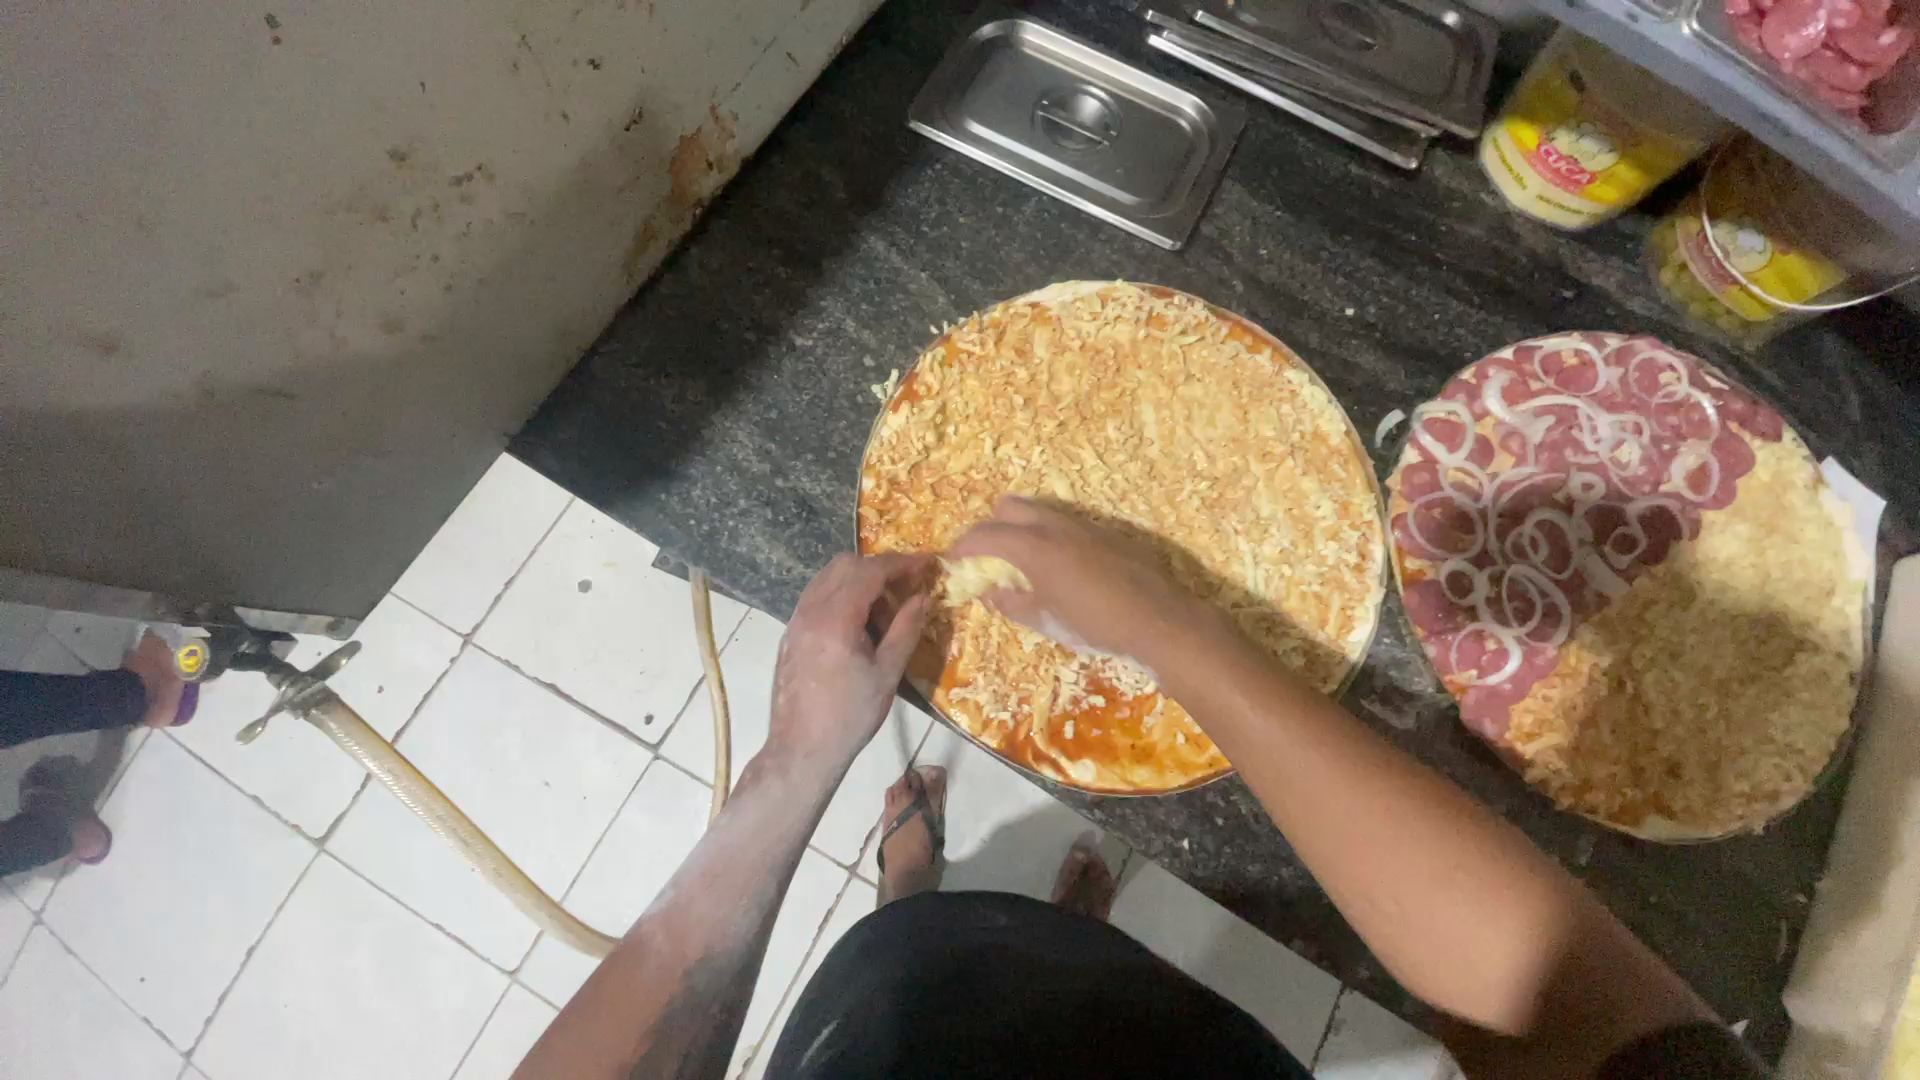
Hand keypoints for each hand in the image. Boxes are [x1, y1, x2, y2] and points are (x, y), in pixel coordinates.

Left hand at [768, 553, 931, 771]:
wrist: (801, 749)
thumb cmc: (850, 716)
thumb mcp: (886, 673)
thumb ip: (905, 629)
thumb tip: (923, 597)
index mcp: (835, 617)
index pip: (870, 571)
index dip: (901, 563)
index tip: (927, 563)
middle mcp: (810, 609)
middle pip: (846, 564)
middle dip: (879, 567)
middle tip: (907, 587)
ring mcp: (796, 620)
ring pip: (828, 578)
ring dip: (859, 580)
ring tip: (885, 608)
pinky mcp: (791, 633)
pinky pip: (818, 596)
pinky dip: (842, 594)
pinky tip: (860, 622)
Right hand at [947, 497, 1205, 660]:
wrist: (1158, 621)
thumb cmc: (1095, 625)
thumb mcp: (1045, 621)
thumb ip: (1010, 602)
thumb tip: (987, 592)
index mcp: (1033, 547)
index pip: (984, 535)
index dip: (962, 547)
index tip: (952, 561)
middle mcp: (1055, 526)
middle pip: (1007, 508)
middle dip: (989, 528)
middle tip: (985, 558)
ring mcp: (1082, 525)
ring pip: (1037, 511)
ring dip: (1019, 528)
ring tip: (1018, 561)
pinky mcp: (1104, 532)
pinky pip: (1062, 522)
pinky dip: (1045, 534)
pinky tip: (1055, 565)